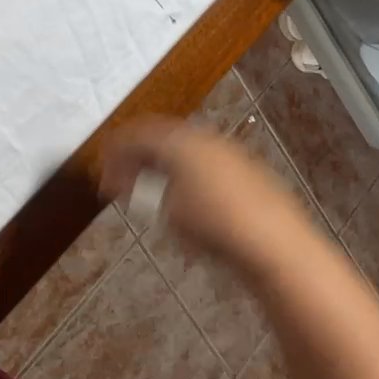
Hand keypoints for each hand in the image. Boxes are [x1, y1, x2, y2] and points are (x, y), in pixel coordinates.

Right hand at [101, 117, 313, 260]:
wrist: (277, 243)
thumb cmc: (215, 224)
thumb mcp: (168, 211)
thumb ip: (145, 193)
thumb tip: (133, 188)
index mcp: (178, 139)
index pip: (135, 134)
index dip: (113, 153)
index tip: (101, 176)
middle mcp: (202, 137)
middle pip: (160, 140)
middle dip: (138, 161)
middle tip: (124, 185)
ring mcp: (228, 151)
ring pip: (184, 152)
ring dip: (163, 170)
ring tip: (154, 198)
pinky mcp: (248, 170)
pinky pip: (205, 166)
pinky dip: (187, 177)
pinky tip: (188, 204)